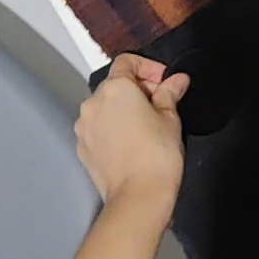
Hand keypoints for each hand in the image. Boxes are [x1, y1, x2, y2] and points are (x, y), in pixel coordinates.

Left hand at [76, 55, 189, 207]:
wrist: (137, 196)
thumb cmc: (158, 153)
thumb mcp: (170, 119)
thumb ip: (169, 93)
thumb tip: (177, 79)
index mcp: (115, 88)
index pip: (127, 61)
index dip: (148, 67)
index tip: (165, 82)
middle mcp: (93, 102)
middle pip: (114, 83)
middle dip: (137, 88)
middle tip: (161, 104)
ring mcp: (83, 126)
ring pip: (104, 106)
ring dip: (122, 108)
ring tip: (145, 126)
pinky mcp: (81, 147)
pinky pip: (97, 127)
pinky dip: (112, 127)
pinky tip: (130, 143)